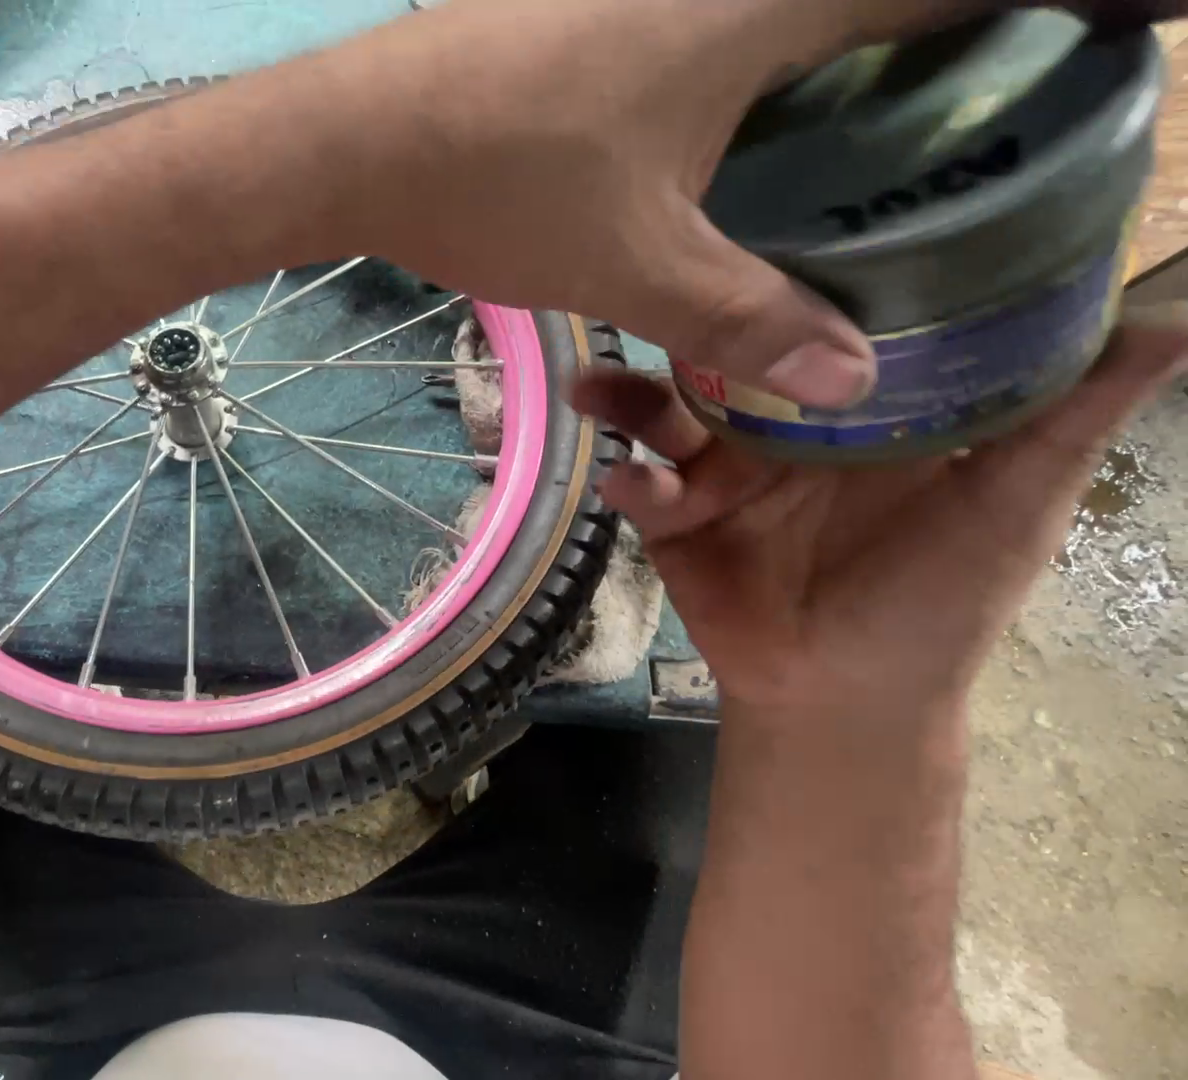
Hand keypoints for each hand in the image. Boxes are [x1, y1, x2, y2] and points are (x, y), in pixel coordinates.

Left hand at [326, 0, 1182, 408]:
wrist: (358, 138)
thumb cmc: (501, 186)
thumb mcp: (633, 265)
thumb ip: (744, 318)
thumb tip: (851, 381)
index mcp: (774, 0)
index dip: (1063, 16)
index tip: (1117, 50)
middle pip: (877, 0)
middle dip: (941, 46)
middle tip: (980, 117)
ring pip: (785, 16)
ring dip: (841, 55)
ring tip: (878, 129)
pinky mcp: (593, 4)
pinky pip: (714, 23)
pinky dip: (753, 62)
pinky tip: (742, 123)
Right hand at [568, 315, 1187, 715]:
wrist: (847, 689)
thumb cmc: (938, 597)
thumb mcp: (1011, 502)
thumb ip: (1062, 418)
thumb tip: (1174, 317)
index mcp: (846, 409)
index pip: (812, 323)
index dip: (790, 273)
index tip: (763, 214)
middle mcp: (773, 427)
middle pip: (722, 359)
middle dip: (683, 326)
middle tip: (656, 280)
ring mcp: (716, 472)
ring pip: (663, 418)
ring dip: (625, 399)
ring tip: (590, 385)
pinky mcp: (674, 522)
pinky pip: (647, 493)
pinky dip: (635, 484)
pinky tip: (632, 480)